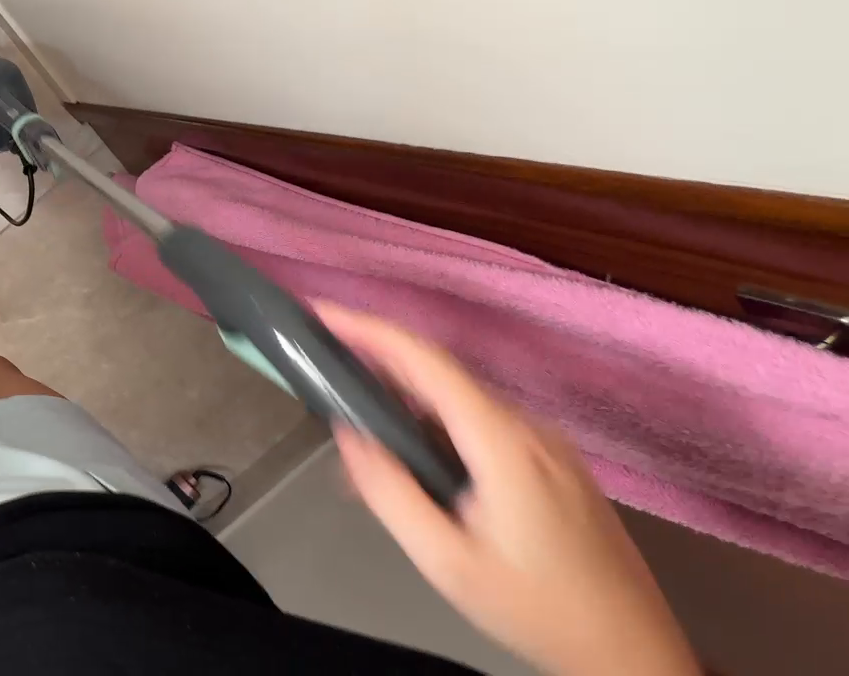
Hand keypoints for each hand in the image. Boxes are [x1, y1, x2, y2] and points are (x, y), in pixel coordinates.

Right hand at [318, 304, 697, 675]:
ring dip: (400, 398)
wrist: (636, 659)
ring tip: (353, 423)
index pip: (426, 362)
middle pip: (438, 373)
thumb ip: (389, 491)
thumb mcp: (445, 559)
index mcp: (504, 444)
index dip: (369, 329)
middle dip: (373, 362)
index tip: (321, 314)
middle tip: (319, 368)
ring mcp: (545, 445)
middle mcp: (528, 429)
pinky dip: (429, 422)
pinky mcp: (550, 463)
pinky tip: (406, 453)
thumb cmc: (538, 609)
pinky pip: (475, 423)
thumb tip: (347, 434)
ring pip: (455, 400)